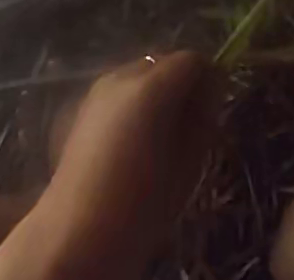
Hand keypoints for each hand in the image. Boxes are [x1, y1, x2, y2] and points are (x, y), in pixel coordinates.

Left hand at [33, 52, 217, 273]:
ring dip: (156, 91)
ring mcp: (99, 88)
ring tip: (162, 130)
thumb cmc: (143, 201)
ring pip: (140, 74)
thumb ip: (203, 118)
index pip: (191, 59)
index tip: (214, 104)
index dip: (207, 77)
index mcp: (152, 85)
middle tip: (191, 119)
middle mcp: (123, 75)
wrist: (79, 234)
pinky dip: (134, 103)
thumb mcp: (188, 162)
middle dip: (181, 82)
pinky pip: (120, 92)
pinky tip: (134, 139)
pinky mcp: (84, 106)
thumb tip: (210, 93)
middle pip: (163, 62)